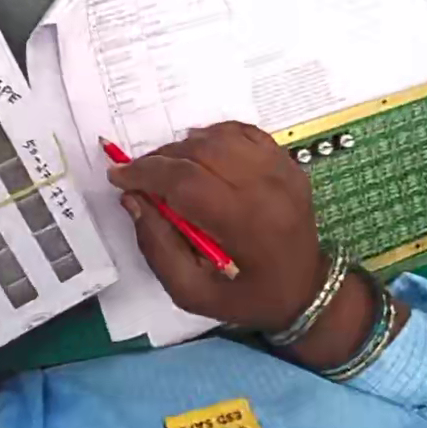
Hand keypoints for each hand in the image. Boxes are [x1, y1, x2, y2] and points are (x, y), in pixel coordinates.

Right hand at [106, 121, 326, 333]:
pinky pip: (241, 131)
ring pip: (218, 136)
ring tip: (170, 169)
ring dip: (183, 147)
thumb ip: (158, 248)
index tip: (119, 176)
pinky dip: (213, 136)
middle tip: (141, 178)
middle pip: (199, 152)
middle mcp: (267, 189)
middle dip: (159, 160)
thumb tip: (133, 201)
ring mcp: (281, 170)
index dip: (145, 173)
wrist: (307, 290)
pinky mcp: (287, 161)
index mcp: (245, 225)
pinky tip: (201, 156)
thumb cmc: (247, 297)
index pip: (185, 182)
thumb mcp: (193, 293)